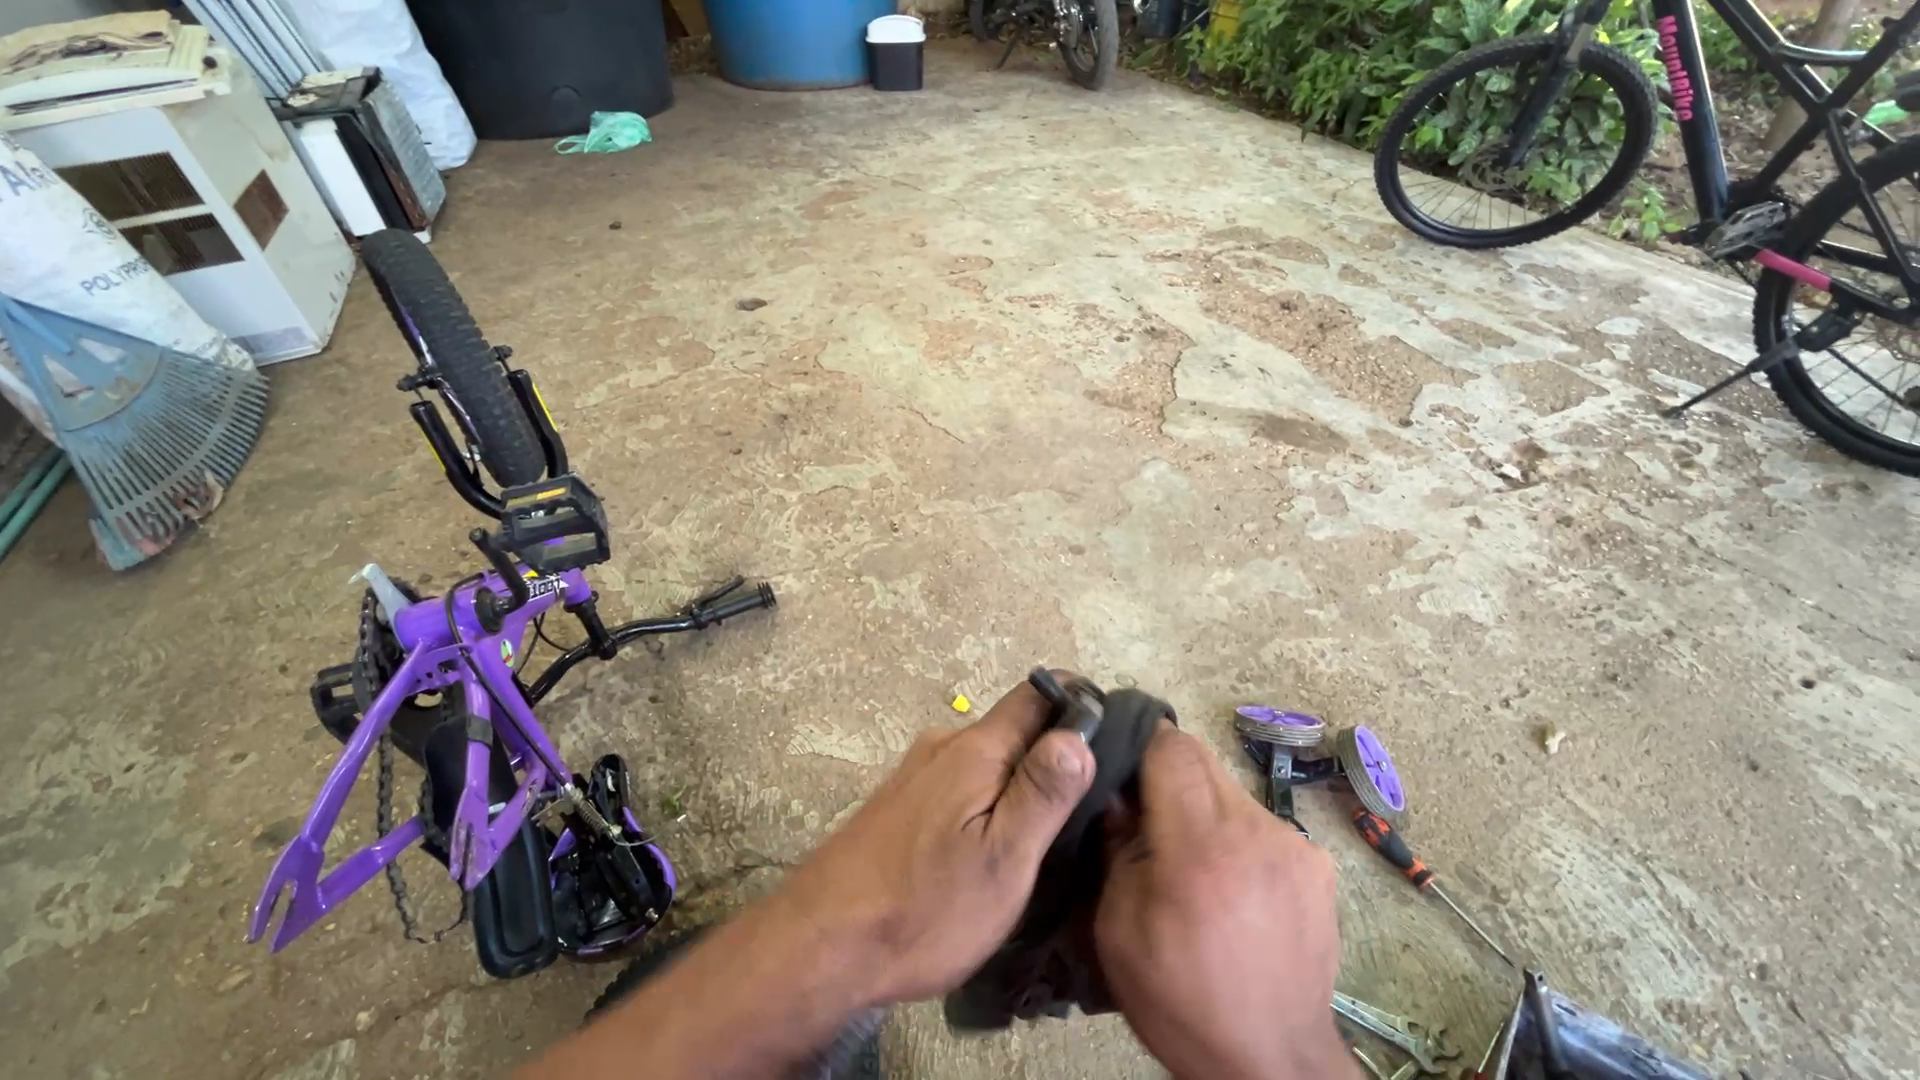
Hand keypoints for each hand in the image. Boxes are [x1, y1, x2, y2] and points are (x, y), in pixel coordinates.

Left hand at [774, 676, 1097, 1006]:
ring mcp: (917, 776)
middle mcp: (943, 748)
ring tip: (1050, 835)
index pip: (1036, 695)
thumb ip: (1042, 791)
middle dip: (1054, 755)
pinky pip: (961, 787)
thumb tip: (1078, 732)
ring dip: (1020, 785)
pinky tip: (994, 847)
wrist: (822, 945)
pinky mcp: (901, 806)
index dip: (1078, 704)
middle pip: (1013, 730)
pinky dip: (988, 804)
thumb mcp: (1002, 858)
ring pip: (987, 764)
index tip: (1115, 736)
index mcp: (975, 750)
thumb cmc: (925, 907)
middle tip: (1091, 806)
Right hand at [1096, 721, 1355, 1079]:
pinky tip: (1232, 883)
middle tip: (1148, 814)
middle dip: (1168, 775)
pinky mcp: (1317, 864)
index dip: (1142, 745)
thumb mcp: (1118, 928)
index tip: (1122, 765)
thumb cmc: (1181, 1001)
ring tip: (1192, 859)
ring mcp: (1293, 846)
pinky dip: (1237, 836)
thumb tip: (1115, 793)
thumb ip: (1117, 847)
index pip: (1172, 747)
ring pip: (1230, 789)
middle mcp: (1254, 832)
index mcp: (1199, 848)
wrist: (1273, 1062)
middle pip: (1202, 759)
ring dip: (1203, 806)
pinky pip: (1261, 823)